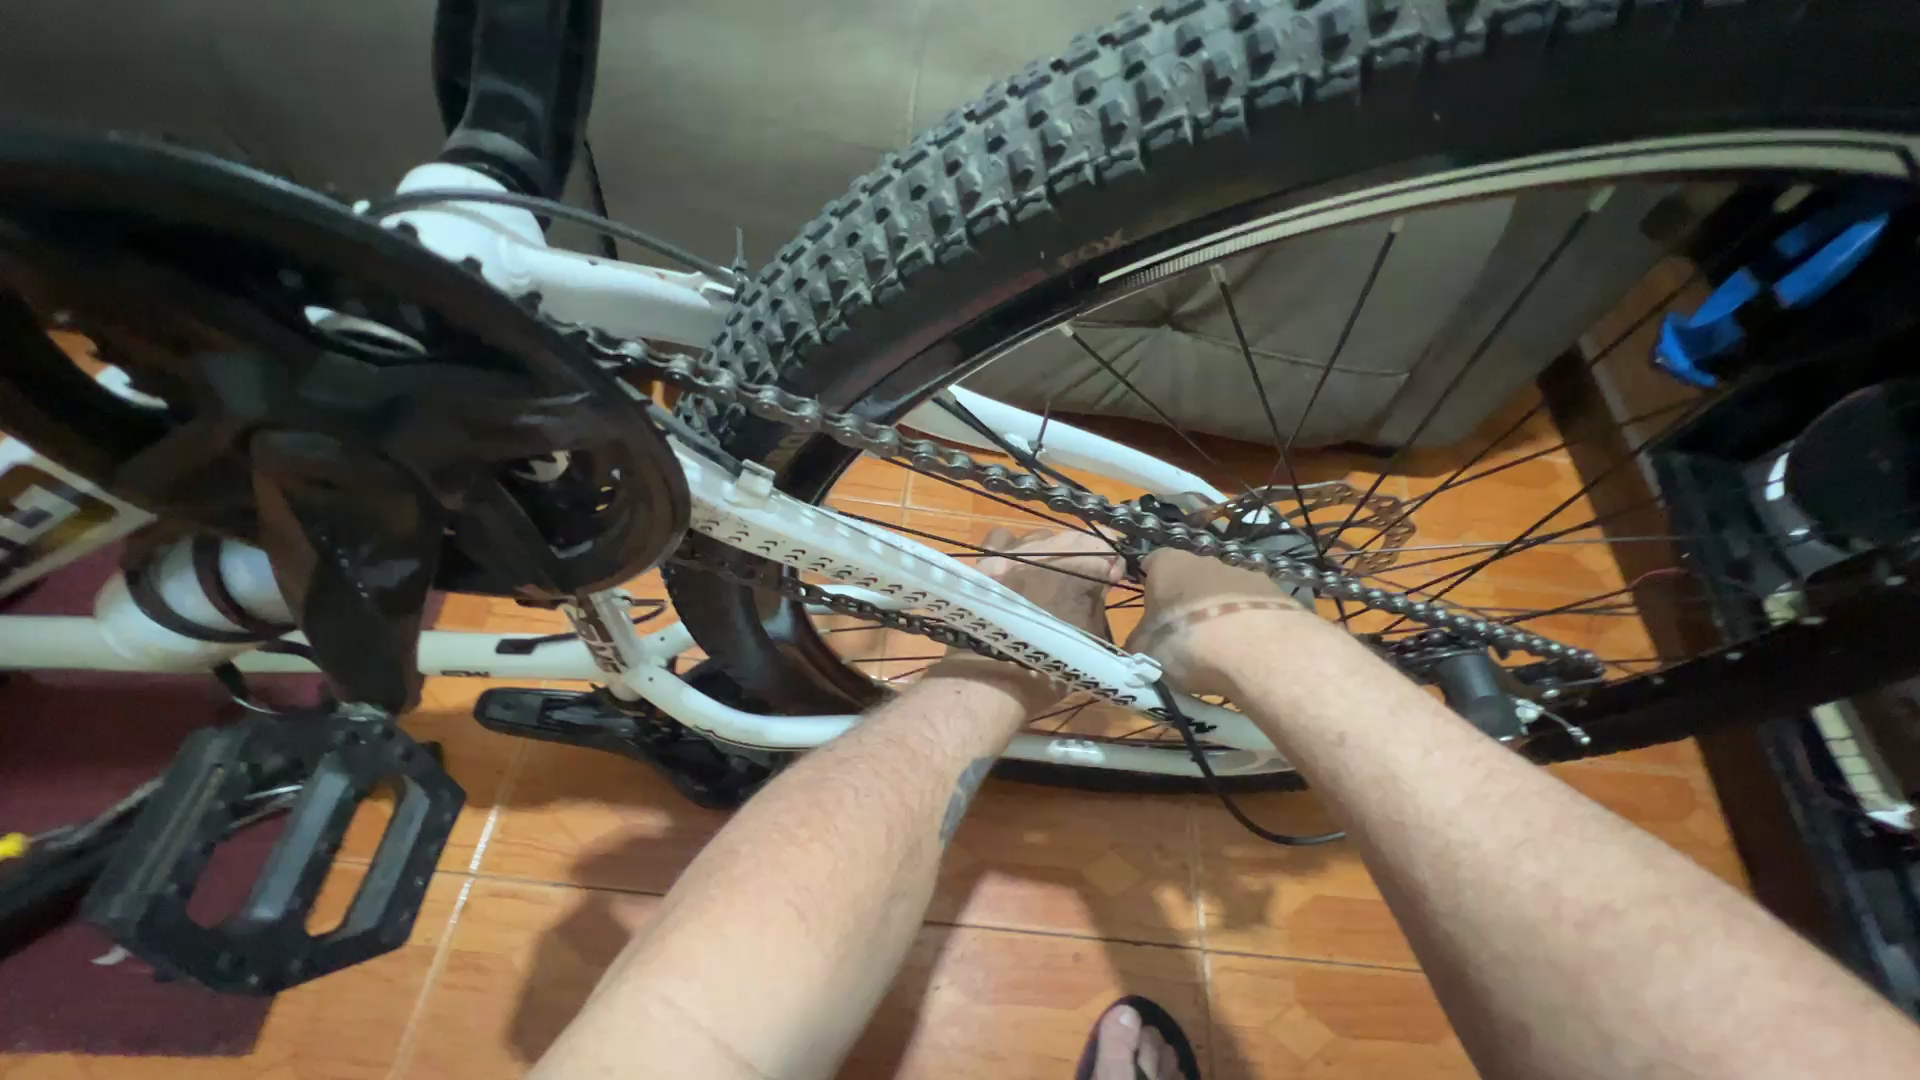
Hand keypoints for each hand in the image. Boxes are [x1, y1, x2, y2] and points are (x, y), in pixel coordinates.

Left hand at [926, 527, 1121, 708]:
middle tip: (1085, 578)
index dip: (1113, 563)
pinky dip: (1013, 548)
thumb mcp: (1093, 636)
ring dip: (1052, 551)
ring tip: (1049, 574)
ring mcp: (1016, 552)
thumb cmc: (1052, 662)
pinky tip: (1015, 565)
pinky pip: (1003, 540)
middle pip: (1076, 540)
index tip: (1113, 579)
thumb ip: (1099, 602)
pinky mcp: (988, 561)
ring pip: (1041, 537)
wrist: (995, 674)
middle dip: (1086, 555)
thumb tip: (1103, 584)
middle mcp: (1051, 550)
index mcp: (1083, 567)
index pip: (1107, 548)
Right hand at [1123, 547, 1313, 696]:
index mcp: (1168, 564)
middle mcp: (1207, 560)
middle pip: (1191, 578)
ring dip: (1221, 615)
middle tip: (1184, 639)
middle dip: (1187, 603)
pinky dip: (1250, 628)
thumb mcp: (1144, 650)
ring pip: (1226, 593)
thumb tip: (1140, 645)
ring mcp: (1246, 574)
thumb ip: (1139, 642)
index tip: (1151, 613)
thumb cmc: (1184, 641)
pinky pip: (1256, 610)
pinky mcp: (1278, 595)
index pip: (1152, 563)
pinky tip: (1249, 654)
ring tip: (1220, 653)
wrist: (1255, 649)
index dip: (1150, 586)